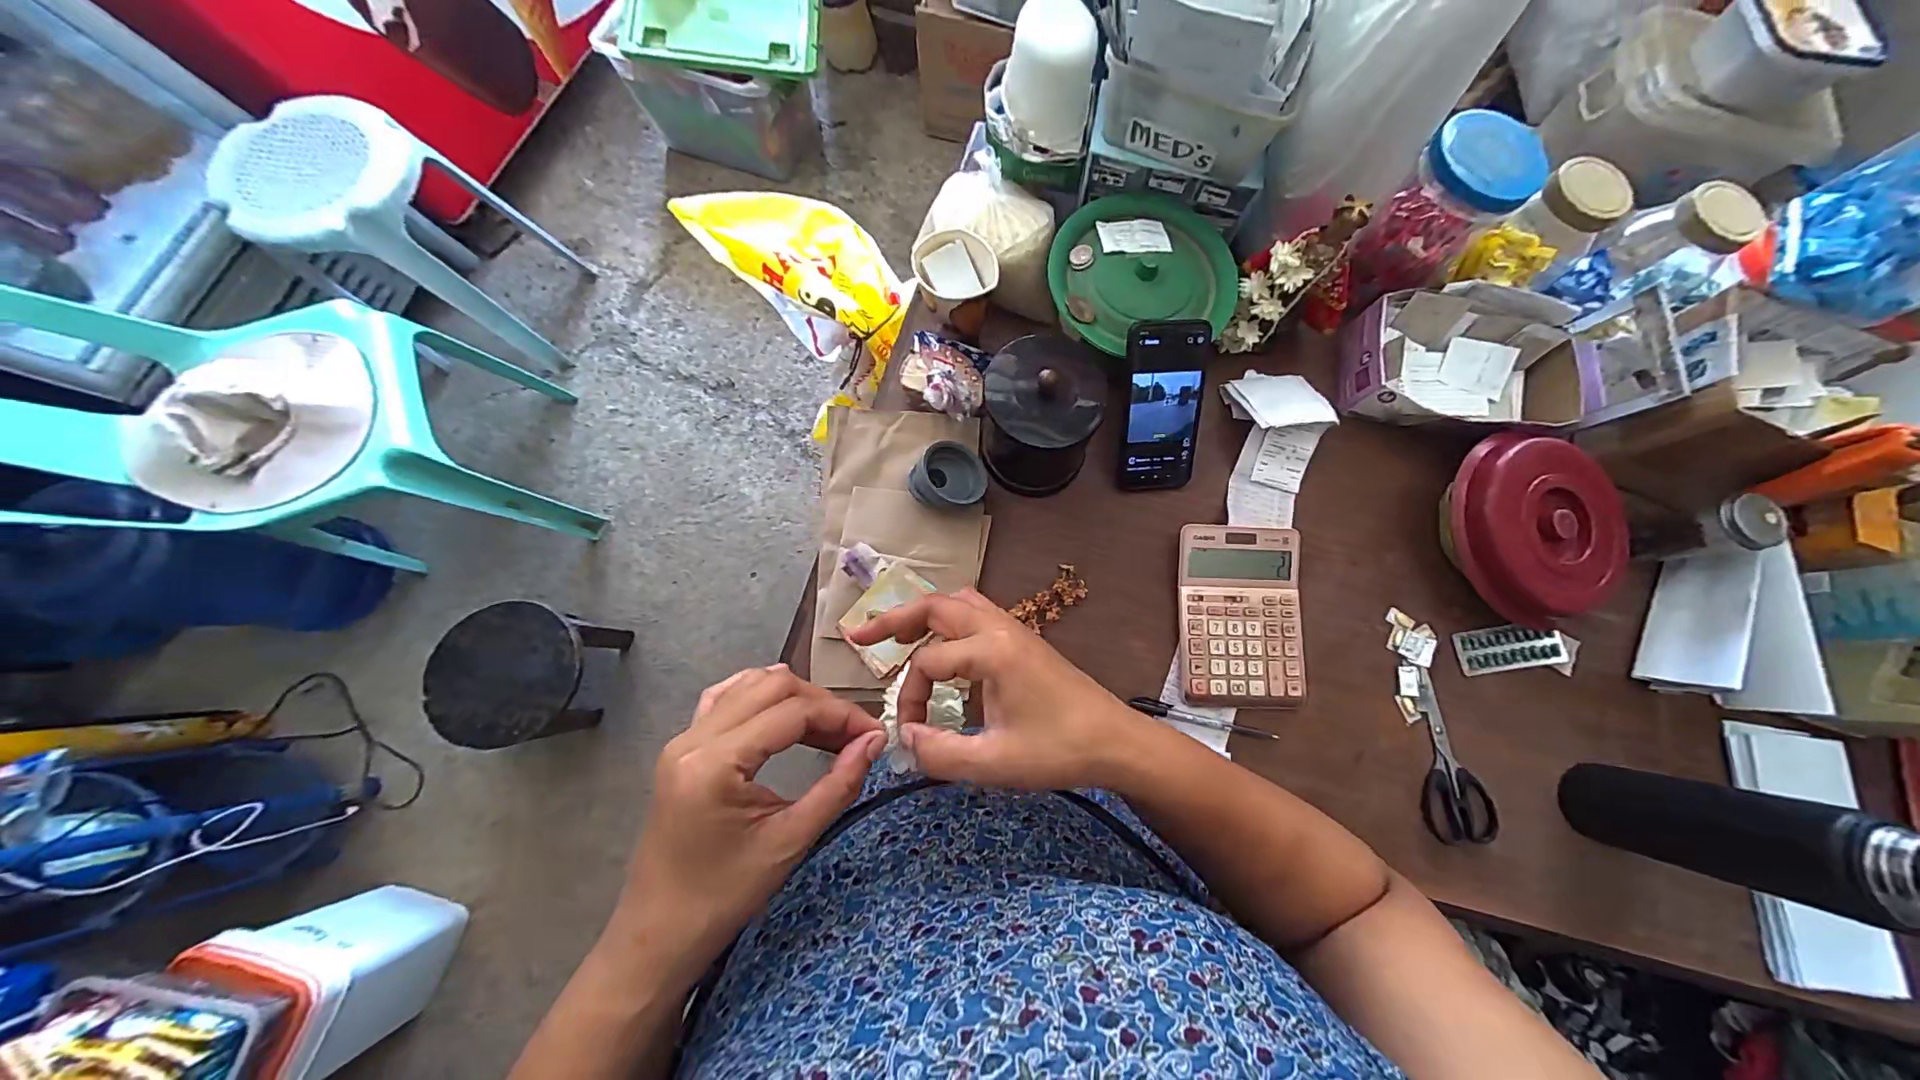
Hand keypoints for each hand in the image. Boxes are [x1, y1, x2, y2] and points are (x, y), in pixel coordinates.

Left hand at [610, 666, 884, 983]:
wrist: (659, 935)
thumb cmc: (724, 897)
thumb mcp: (790, 841)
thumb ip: (838, 785)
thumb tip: (874, 741)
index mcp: (715, 762)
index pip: (792, 712)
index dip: (841, 715)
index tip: (874, 734)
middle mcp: (693, 738)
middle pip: (772, 686)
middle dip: (822, 703)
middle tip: (855, 734)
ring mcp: (682, 740)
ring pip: (749, 685)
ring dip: (795, 697)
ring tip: (829, 728)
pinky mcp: (682, 749)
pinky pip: (725, 699)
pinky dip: (761, 696)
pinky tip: (784, 711)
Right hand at [845, 589, 1152, 789]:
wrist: (1116, 742)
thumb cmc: (1060, 751)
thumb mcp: (995, 763)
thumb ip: (941, 754)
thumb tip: (905, 739)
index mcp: (992, 651)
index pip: (927, 664)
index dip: (908, 698)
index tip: (909, 732)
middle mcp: (1000, 629)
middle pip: (936, 607)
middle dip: (894, 618)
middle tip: (861, 636)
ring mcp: (1015, 630)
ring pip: (959, 603)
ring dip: (924, 615)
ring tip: (897, 635)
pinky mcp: (1024, 640)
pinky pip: (977, 615)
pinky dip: (948, 622)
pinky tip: (942, 648)